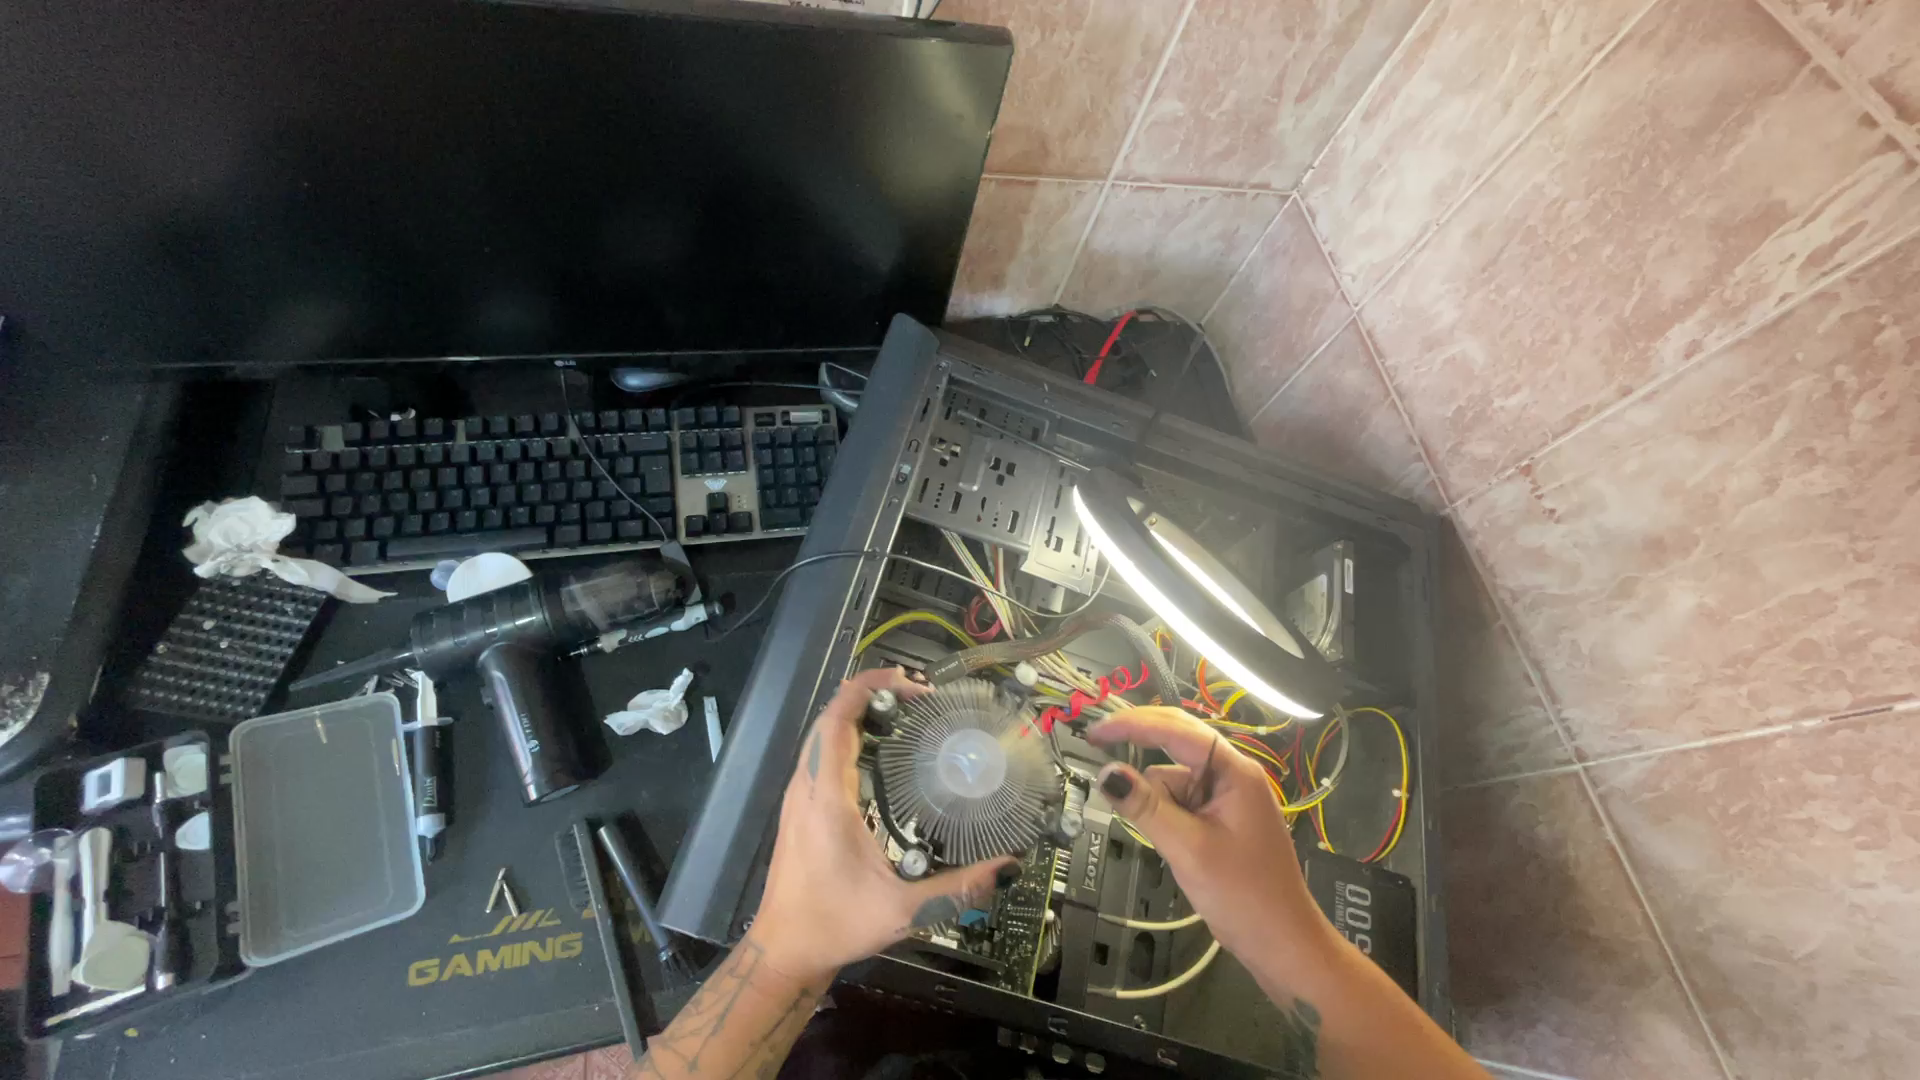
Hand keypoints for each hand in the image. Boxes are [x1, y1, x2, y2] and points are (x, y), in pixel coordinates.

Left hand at [750, 667, 1016, 982]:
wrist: (782, 950)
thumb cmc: (833, 925)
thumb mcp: (901, 910)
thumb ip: (956, 888)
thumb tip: (1005, 866)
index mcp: (827, 798)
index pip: (838, 721)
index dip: (869, 689)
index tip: (908, 683)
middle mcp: (807, 786)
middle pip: (831, 717)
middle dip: (872, 694)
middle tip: (918, 696)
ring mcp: (799, 794)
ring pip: (823, 733)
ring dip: (859, 712)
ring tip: (905, 713)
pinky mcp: (801, 806)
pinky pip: (822, 752)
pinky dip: (850, 735)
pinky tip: (881, 750)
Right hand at [1086, 707, 1329, 961]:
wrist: (1284, 946)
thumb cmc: (1244, 897)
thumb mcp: (1187, 849)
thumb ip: (1145, 807)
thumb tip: (1106, 772)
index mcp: (1234, 771)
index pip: (1177, 730)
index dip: (1132, 724)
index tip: (1094, 731)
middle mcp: (1231, 773)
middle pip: (1176, 741)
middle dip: (1139, 743)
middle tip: (1096, 744)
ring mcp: (1226, 795)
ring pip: (1172, 775)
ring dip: (1155, 796)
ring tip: (1169, 842)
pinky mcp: (1218, 816)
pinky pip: (1179, 799)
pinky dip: (1164, 812)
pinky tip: (1172, 844)